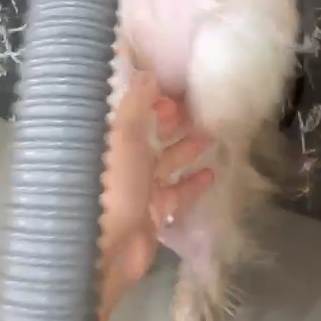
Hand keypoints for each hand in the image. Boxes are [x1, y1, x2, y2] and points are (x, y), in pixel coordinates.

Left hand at [98, 69, 215, 311]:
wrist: (108, 248)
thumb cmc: (113, 184)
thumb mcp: (123, 135)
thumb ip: (136, 103)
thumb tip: (147, 73)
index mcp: (110, 139)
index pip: (130, 111)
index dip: (150, 99)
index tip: (173, 89)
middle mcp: (122, 159)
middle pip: (150, 134)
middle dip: (171, 121)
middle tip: (198, 110)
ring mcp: (138, 186)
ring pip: (166, 160)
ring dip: (188, 147)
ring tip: (212, 135)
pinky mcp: (153, 211)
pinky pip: (177, 191)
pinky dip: (193, 182)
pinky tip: (212, 173)